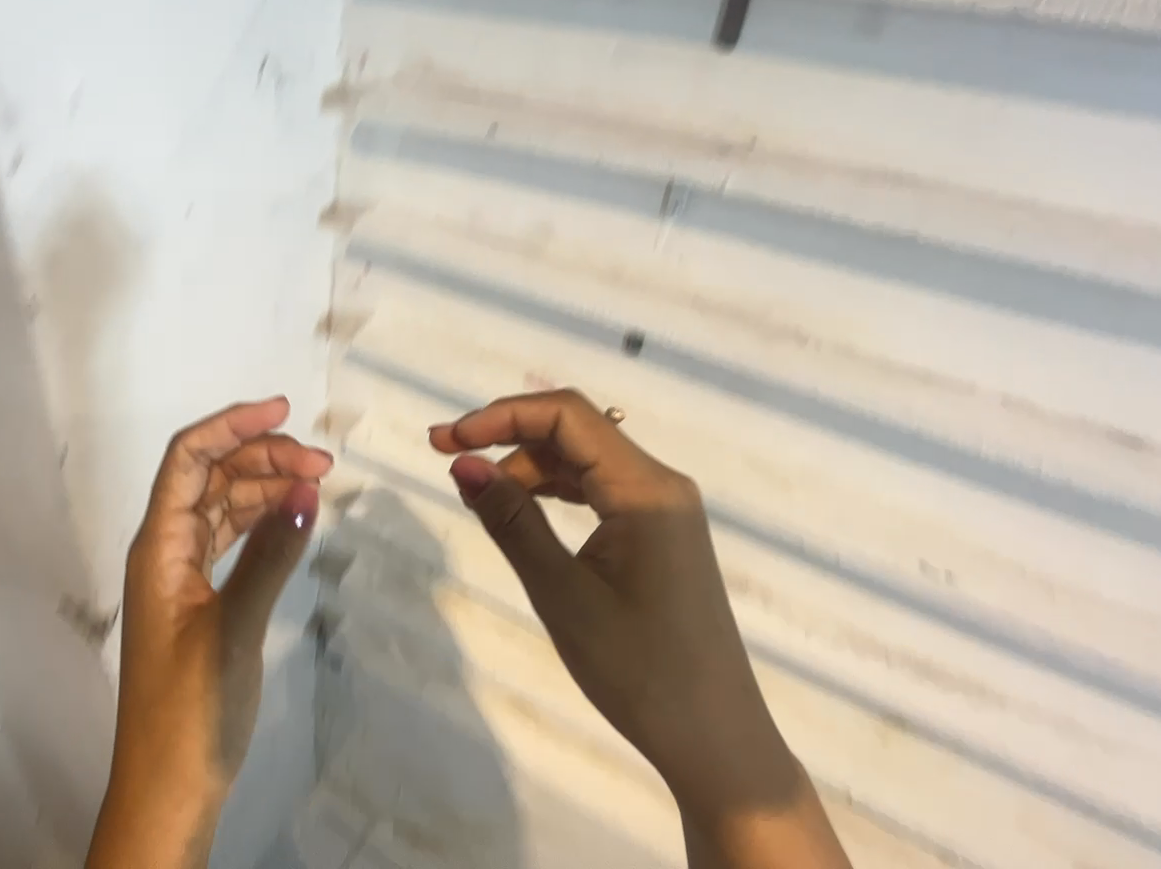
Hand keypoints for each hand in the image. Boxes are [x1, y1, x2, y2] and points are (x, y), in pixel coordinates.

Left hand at [87, 397, 332, 868]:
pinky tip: (293, 518)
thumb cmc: (191, 709)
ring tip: (318, 483)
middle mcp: (166, 549)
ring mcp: (183, 574)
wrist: (170, 790)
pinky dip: (263, 522)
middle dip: (262, 456)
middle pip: (210, 476)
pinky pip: (232, 540)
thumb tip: (306, 489)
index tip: (284, 410)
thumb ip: (270, 555)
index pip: (187, 458)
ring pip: (224, 506)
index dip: (231, 425)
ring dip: (266, 486)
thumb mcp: (234, 627)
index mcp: (158, 545)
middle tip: (322, 464)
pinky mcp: (203, 599)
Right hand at [430, 390, 848, 868]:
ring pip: (581, 460)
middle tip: (444, 454)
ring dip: (524, 464)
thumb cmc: (639, 670)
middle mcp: (659, 485)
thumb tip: (462, 464)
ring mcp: (661, 509)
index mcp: (645, 489)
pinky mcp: (656, 534)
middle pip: (574, 430)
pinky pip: (595, 490)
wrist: (716, 745)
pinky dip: (549, 491)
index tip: (446, 441)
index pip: (567, 415)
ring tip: (474, 491)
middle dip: (506, 433)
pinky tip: (517, 511)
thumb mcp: (561, 593)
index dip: (500, 415)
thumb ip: (511, 521)